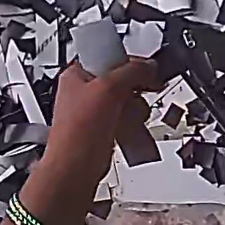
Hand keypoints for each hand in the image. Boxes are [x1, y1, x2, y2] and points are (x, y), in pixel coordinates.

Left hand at [39, 58, 159, 188]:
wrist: (75, 168)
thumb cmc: (77, 132)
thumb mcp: (109, 89)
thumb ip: (132, 71)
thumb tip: (149, 66)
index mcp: (77, 74)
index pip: (108, 55)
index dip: (128, 61)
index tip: (144, 67)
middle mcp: (84, 92)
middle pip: (122, 79)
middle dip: (134, 89)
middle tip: (138, 93)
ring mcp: (95, 111)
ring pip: (127, 100)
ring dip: (134, 109)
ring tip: (127, 116)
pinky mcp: (104, 128)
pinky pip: (126, 118)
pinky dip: (131, 123)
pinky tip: (127, 129)